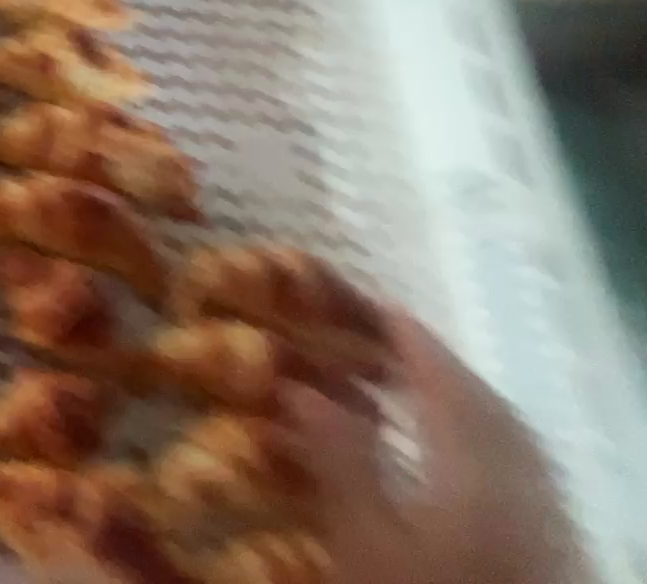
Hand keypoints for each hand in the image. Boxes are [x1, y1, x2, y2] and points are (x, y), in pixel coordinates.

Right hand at [286, 309, 586, 583]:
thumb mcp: (361, 539)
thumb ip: (339, 459)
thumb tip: (301, 387)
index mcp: (476, 477)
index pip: (447, 390)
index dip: (413, 343)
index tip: (378, 305)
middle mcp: (526, 491)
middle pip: (492, 411)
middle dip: (442, 365)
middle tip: (390, 337)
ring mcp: (550, 524)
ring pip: (515, 440)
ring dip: (466, 398)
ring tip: (415, 382)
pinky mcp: (555, 551)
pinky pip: (524, 469)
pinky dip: (484, 435)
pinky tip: (452, 448)